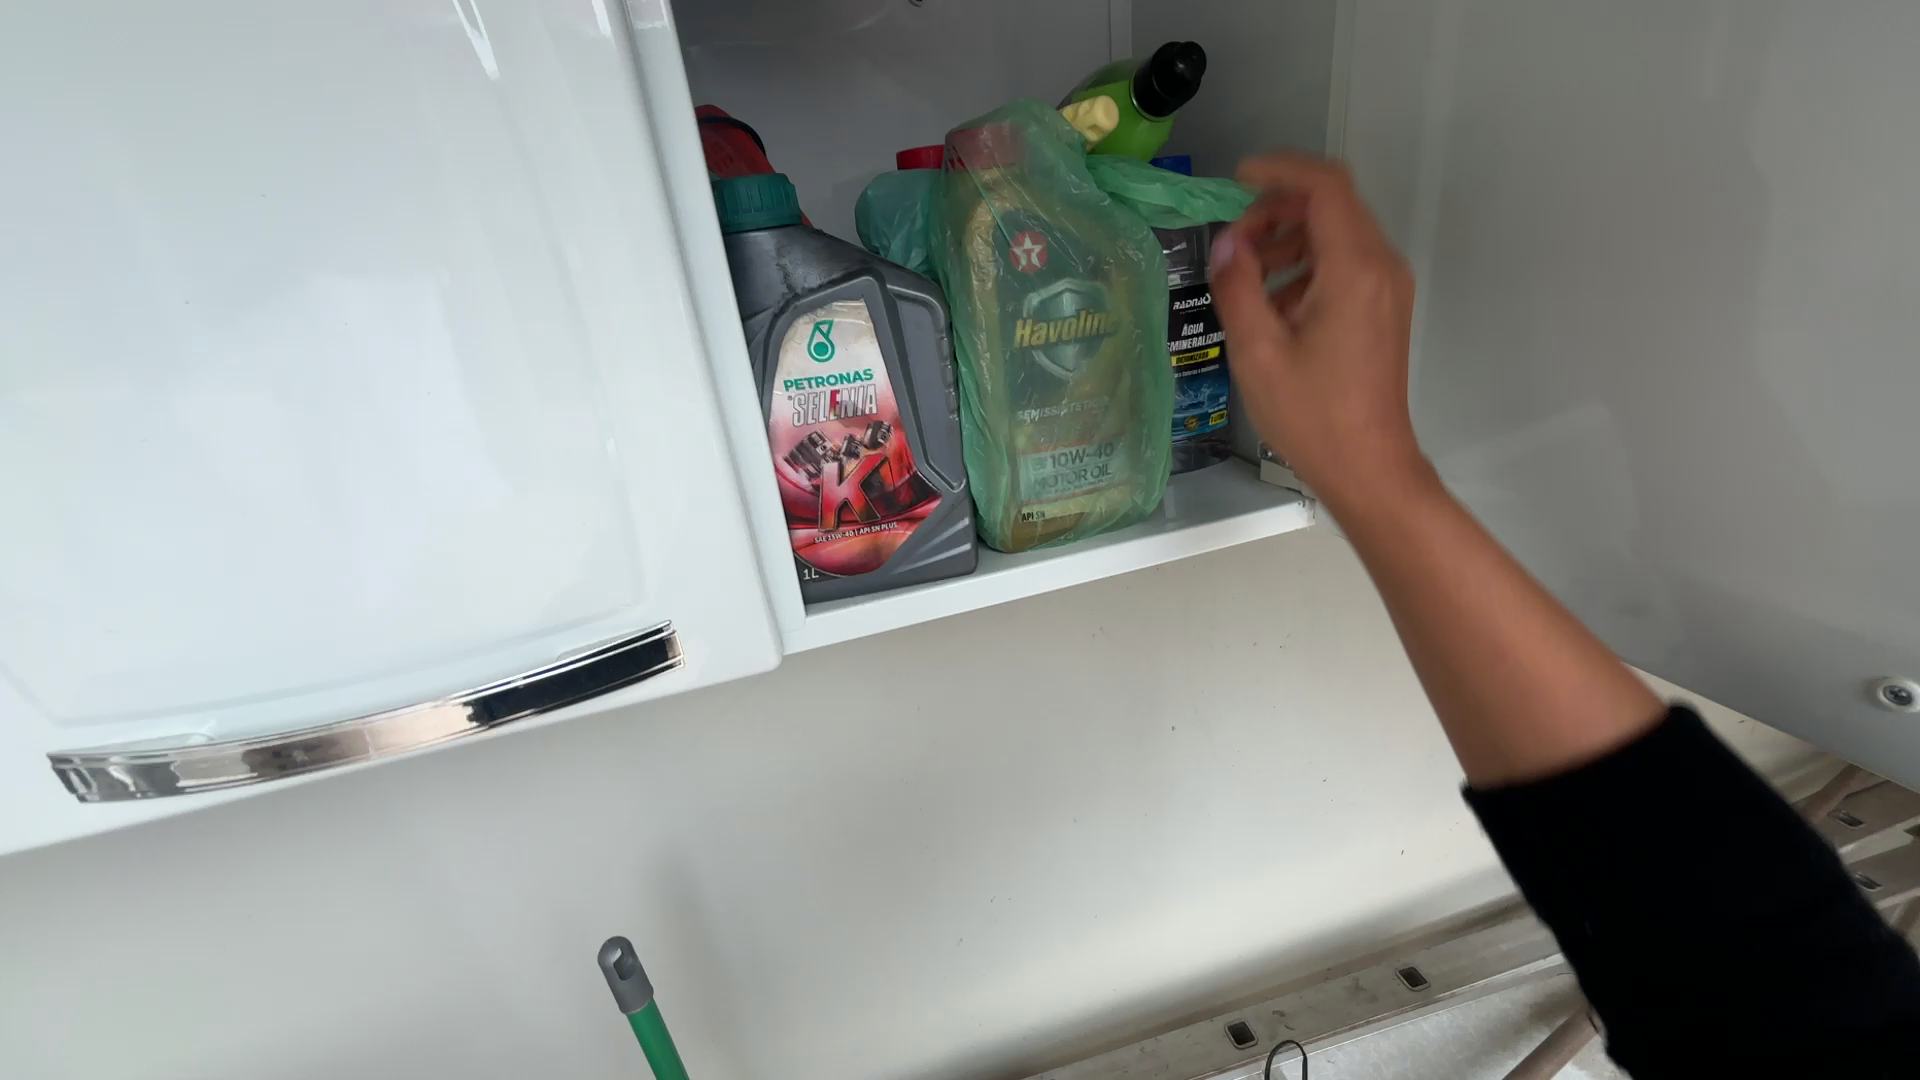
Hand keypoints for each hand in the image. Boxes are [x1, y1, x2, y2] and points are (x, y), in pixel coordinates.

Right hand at [1209, 153, 1429, 513]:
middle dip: (1277, 212)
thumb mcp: (1258, 351)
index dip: (1278, 171)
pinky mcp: (1382, 311)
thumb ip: (1237, 288)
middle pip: (1332, 207)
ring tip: (1245, 279)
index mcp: (1354, 269)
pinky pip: (1344, 268)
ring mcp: (1387, 289)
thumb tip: (1226, 244)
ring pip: (1337, 237)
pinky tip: (1272, 307)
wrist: (1366, 464)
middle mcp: (1381, 267)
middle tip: (1233, 245)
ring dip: (1288, 243)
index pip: (1324, 187)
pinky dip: (1305, 270)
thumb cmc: (1310, 414)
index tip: (1235, 180)